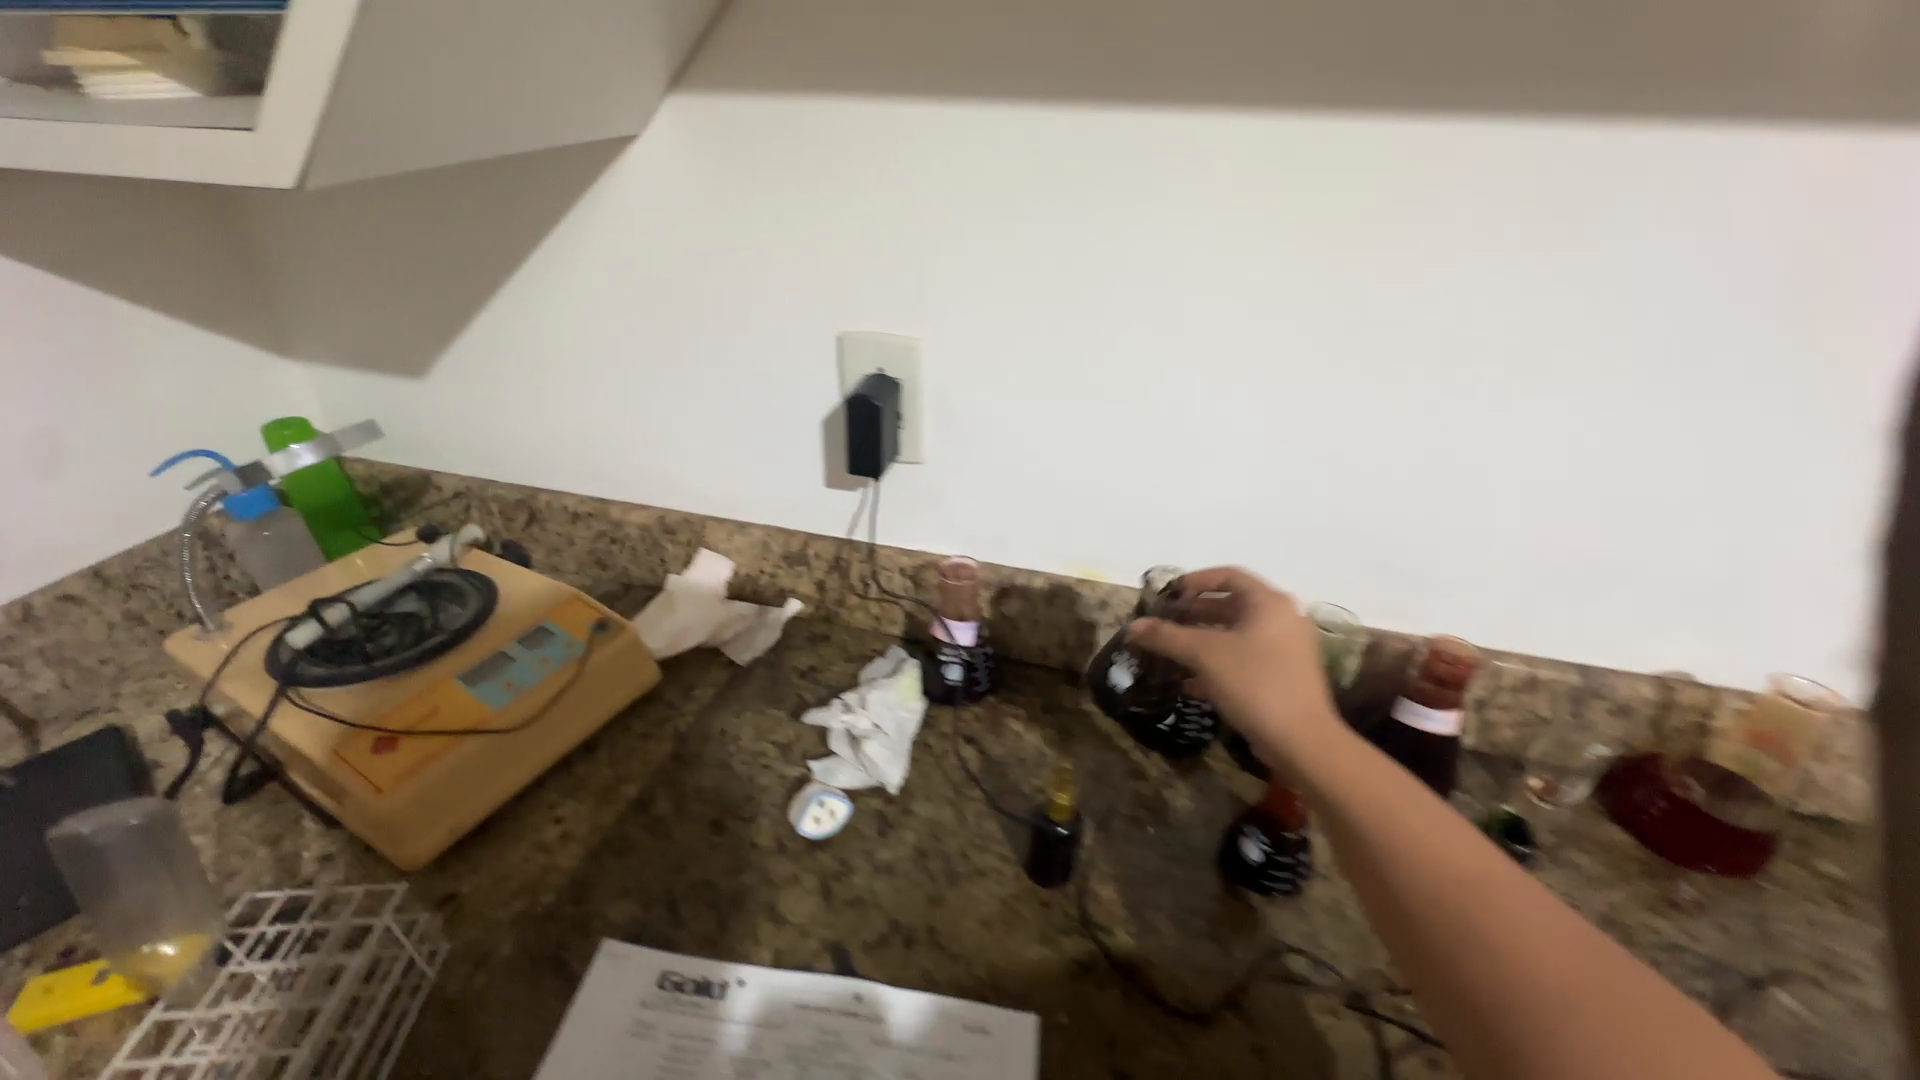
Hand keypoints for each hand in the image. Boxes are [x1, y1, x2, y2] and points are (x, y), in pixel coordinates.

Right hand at [1127, 567, 1342, 773]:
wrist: (1301, 740)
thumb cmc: (1254, 683)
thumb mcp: (1204, 655)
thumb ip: (1167, 636)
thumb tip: (1133, 626)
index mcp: (1269, 603)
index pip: (1228, 575)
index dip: (1195, 581)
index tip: (1168, 595)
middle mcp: (1282, 619)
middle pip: (1231, 605)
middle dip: (1194, 614)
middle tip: (1163, 624)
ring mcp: (1285, 650)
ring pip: (1236, 636)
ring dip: (1202, 641)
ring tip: (1170, 652)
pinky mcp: (1282, 678)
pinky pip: (1244, 660)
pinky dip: (1217, 665)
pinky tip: (1189, 684)